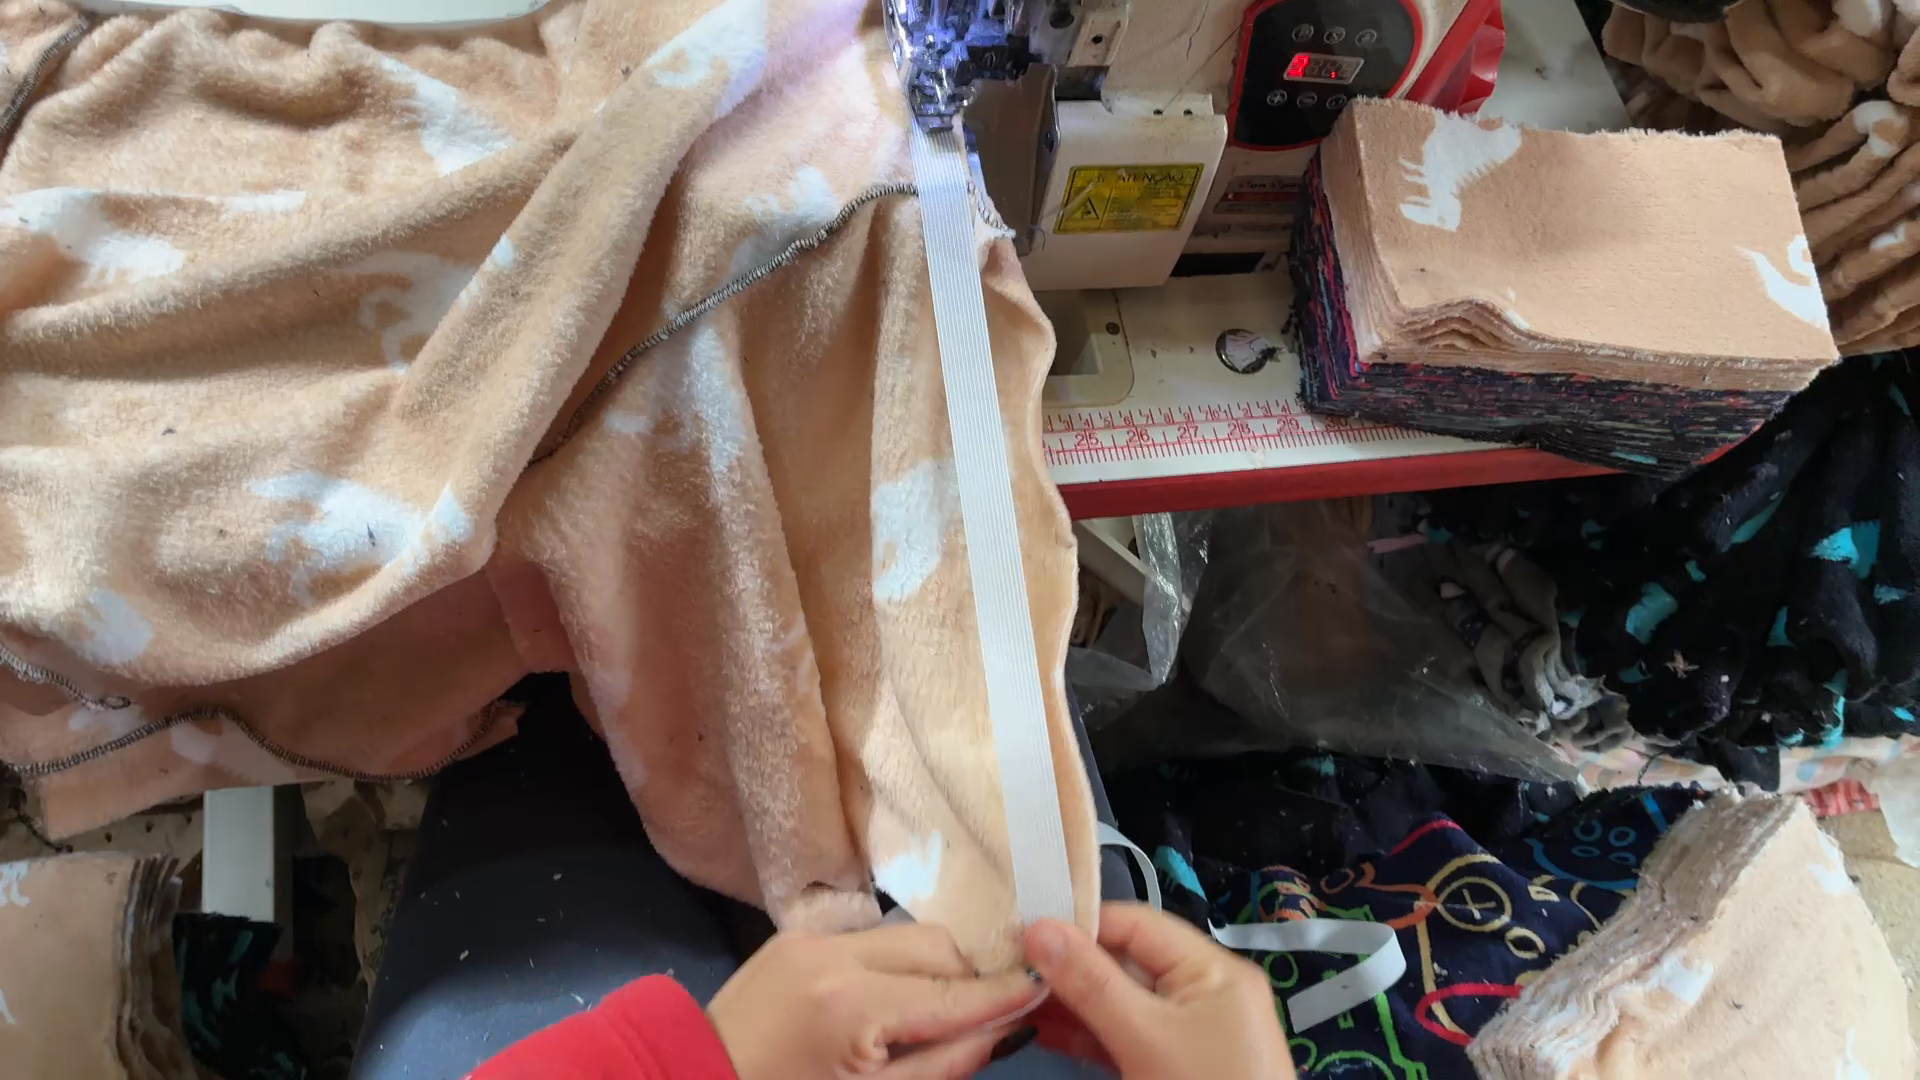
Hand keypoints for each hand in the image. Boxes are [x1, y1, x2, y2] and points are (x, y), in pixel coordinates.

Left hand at [708, 922, 1042, 1078]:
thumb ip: (940, 1067)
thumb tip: (998, 1029)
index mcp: (850, 1006)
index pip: (949, 994)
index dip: (1001, 992)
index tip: (1042, 985)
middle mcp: (836, 951)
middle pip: (935, 944)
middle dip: (969, 973)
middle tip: (987, 1008)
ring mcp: (814, 935)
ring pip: (907, 934)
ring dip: (935, 966)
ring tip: (941, 1006)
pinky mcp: (798, 933)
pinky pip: (871, 938)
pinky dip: (897, 963)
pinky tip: (896, 996)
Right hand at [1024, 903, 1295, 1079]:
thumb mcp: (1146, 1041)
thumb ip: (1091, 982)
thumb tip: (1037, 928)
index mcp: (1212, 968)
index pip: (1135, 923)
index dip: (1080, 923)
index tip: (1025, 933)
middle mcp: (1204, 990)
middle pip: (1125, 960)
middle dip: (1069, 966)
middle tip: (1012, 967)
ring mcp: (1190, 1032)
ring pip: (1121, 1001)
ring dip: (1071, 1002)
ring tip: (1016, 998)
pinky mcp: (1175, 1067)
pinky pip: (1127, 1036)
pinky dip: (1089, 1034)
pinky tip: (1044, 1030)